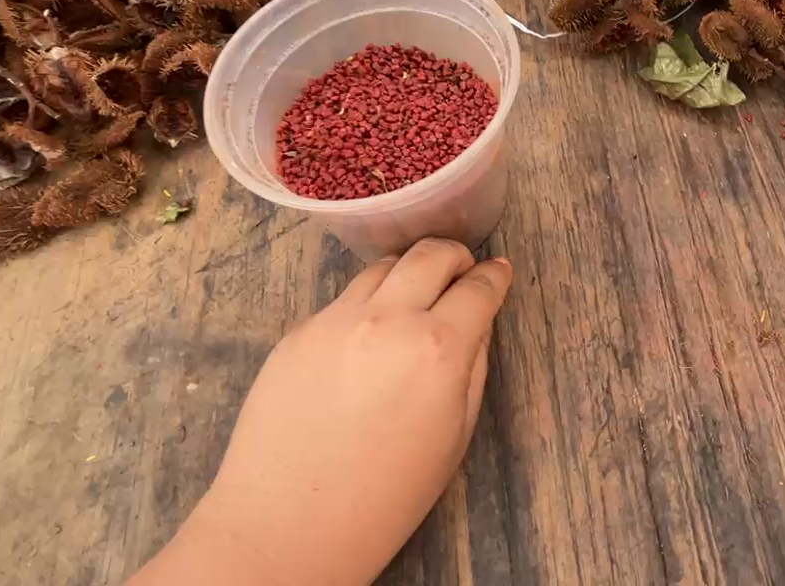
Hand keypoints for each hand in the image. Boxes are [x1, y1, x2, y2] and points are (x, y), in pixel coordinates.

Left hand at [130, 238, 512, 585]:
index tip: (499, 272)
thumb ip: (474, 364)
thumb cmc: (387, 496)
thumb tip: (476, 321)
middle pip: (432, 254)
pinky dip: (368, 305)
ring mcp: (336, 321)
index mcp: (438, 349)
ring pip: (386, 267)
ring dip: (410, 274)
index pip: (479, 287)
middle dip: (456, 257)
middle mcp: (389, 320)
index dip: (495, 276)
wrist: (285, 530)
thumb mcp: (456, 433)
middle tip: (461, 274)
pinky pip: (345, 300)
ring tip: (412, 301)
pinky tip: (365, 342)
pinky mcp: (298, 333)